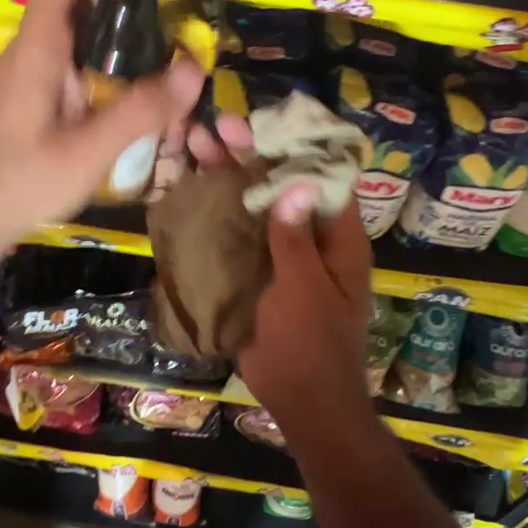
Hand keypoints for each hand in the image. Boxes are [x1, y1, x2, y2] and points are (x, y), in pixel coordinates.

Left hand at [0, 0, 204, 250]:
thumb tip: (193, 69)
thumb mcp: (89, 152)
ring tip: (160, 77)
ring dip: (122, 47)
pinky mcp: (37, 93)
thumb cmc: (21, 184)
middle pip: (78, 0)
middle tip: (168, 46)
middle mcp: (33, 49)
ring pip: (82, 34)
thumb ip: (141, 110)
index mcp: (38, 48)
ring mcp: (33, 71)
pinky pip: (77, 63)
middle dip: (128, 13)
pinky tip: (131, 107)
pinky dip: (109, 71)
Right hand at [186, 119, 374, 425]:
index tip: (258, 123)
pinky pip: (238, 230)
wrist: (303, 404)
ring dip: (228, 175)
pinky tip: (189, 187)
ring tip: (194, 144)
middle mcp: (311, 236)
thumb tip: (294, 183)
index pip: (321, 176)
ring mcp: (283, 253)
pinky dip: (217, 209)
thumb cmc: (313, 346)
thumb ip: (295, 238)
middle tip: (216, 127)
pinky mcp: (258, 270)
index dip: (291, 146)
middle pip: (280, 183)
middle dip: (249, 155)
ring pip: (255, 203)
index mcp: (338, 237)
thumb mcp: (306, 290)